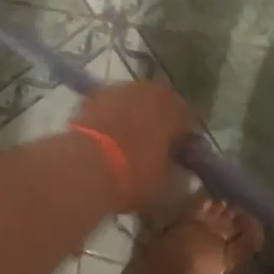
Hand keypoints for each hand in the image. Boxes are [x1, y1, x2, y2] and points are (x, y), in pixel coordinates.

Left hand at [72, 80, 192, 209]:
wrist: (86, 165)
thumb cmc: (134, 175)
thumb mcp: (168, 185)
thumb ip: (180, 172)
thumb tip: (182, 168)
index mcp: (173, 107)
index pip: (188, 117)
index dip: (185, 137)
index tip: (180, 155)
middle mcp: (148, 89)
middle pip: (159, 103)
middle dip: (159, 121)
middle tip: (154, 146)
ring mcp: (118, 88)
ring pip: (133, 100)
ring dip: (134, 115)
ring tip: (127, 142)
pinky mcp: (93, 95)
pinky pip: (110, 105)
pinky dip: (111, 116)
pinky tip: (106, 137)